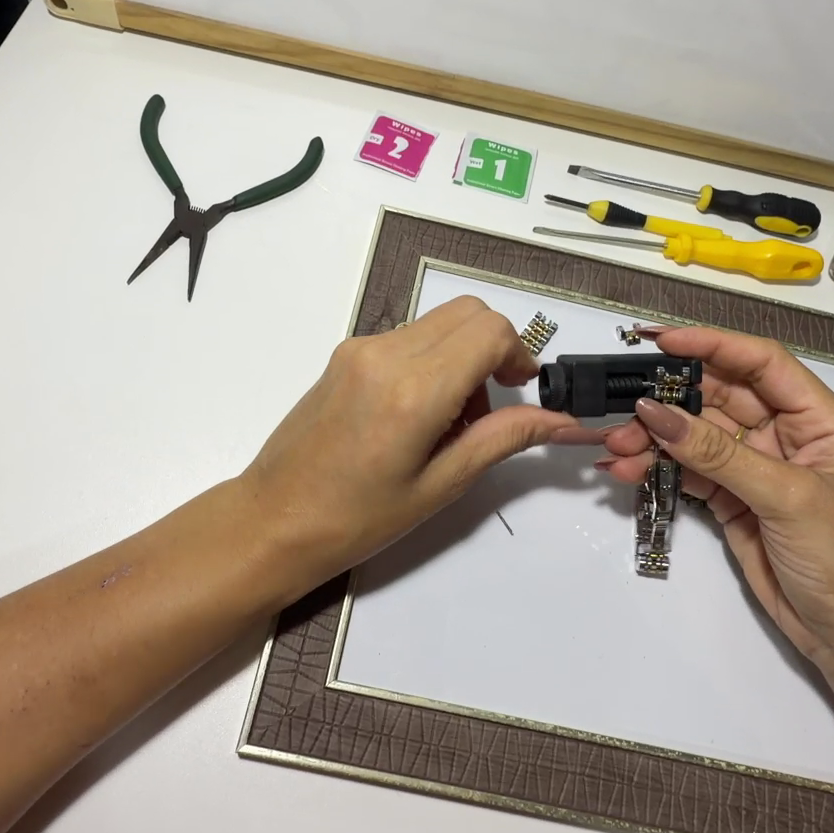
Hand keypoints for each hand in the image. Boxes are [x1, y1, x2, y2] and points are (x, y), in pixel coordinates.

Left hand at [237, 297, 578, 592]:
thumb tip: (560, 419)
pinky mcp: (344, 353)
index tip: (519, 392)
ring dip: (462, 354)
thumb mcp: (440, 485)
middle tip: (487, 407)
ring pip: (438, 321)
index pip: (490, 332)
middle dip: (494, 349)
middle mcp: (385, 353)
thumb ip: (502, 439)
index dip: (520, 355)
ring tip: (447, 420)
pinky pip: (408, 336)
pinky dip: (432, 358)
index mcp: (414, 389)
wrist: (273, 520)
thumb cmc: (357, 519)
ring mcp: (360, 348)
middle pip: (468, 312)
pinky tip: (417, 413)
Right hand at [599, 327, 833, 675]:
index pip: (762, 363)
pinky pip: (689, 472)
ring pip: (697, 436)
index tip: (662, 343)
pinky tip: (628, 471)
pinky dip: (658, 469)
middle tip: (623, 409)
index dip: (713, 345)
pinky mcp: (734, 501)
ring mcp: (757, 470)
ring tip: (617, 450)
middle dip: (670, 400)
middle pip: (721, 397)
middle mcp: (787, 437)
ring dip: (656, 439)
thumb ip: (718, 453)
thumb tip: (654, 412)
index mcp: (820, 421)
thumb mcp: (788, 499)